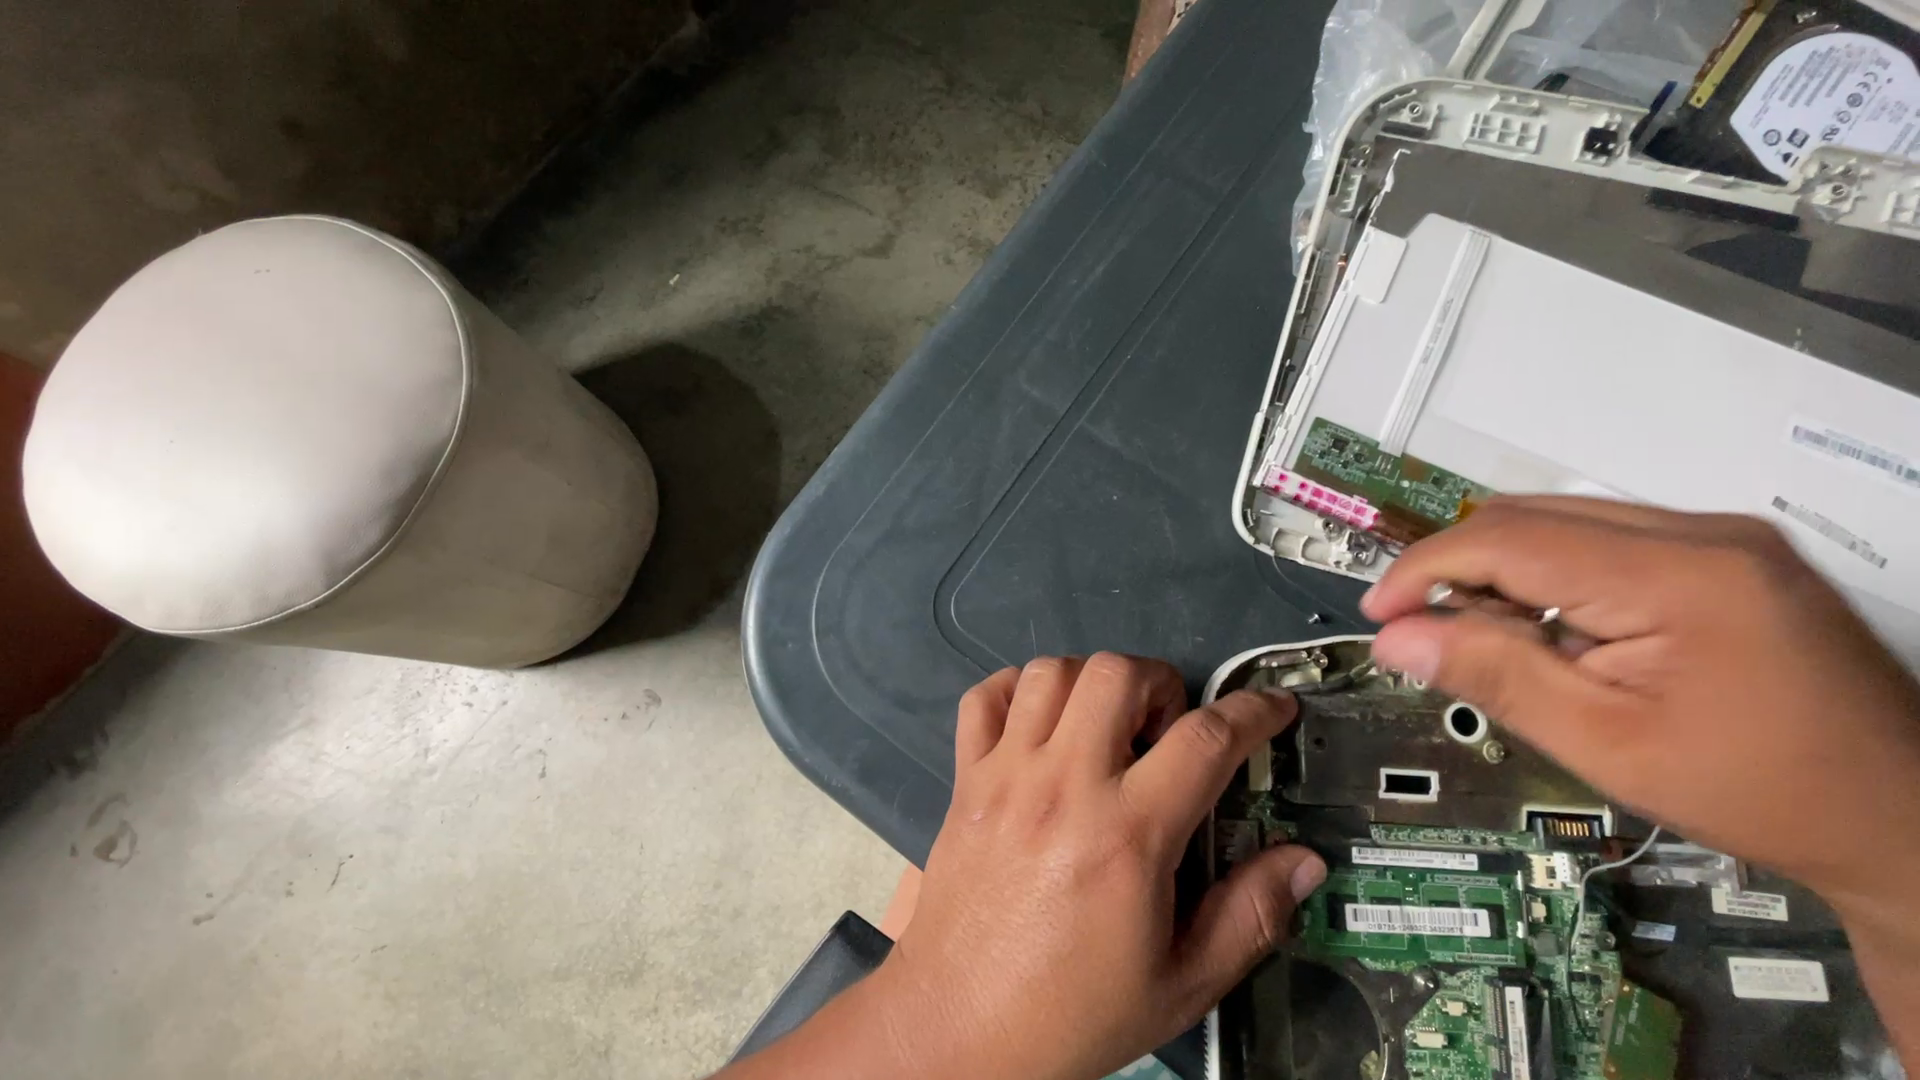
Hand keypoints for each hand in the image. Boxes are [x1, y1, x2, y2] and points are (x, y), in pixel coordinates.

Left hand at [865, 654, 1322, 1079]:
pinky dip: (1015, 692)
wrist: (961, 1026)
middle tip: (1166, 731)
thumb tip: (1307, 859)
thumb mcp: (1183, 983)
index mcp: (1128, 833)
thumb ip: (1252, 916)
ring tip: (1104, 727)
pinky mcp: (965, 781)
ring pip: (1049, 673)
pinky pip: (983, 698)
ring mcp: (1005, 775)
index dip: (1253, 711)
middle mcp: (1065, 785)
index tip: (1274, 706)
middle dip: (1160, 683)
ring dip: (1090, 682)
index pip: (1204, 739)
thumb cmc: (1078, 1010)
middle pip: (1116, 674)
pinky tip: (1039, 725)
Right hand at [1361, 497, 1919, 918]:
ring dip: (1499, 571)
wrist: (1904, 819)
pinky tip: (1552, 632)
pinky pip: (1600, 539)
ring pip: (1558, 520)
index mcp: (1676, 575)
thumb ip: (1494, 676)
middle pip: (1528, 516)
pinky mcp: (1724, 554)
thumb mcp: (1604, 743)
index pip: (1507, 538)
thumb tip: (1394, 637)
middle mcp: (1700, 531)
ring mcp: (1718, 538)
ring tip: (1491, 642)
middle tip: (1426, 634)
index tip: (1379, 616)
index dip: (1425, 569)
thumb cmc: (1753, 790)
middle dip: (1457, 568)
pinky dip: (1546, 576)